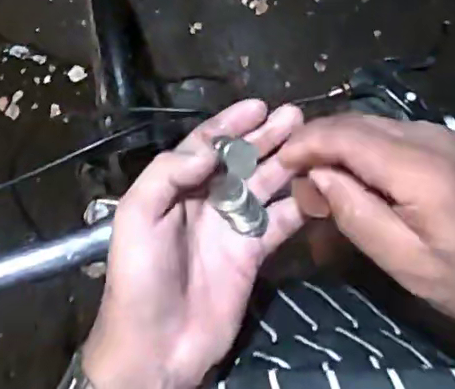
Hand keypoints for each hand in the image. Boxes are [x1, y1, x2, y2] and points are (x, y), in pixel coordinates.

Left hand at [82, 100, 305, 388]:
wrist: (153, 349)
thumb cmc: (139, 276)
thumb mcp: (137, 215)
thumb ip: (168, 172)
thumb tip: (209, 148)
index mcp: (178, 184)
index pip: (208, 143)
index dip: (232, 123)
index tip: (259, 106)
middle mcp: (207, 198)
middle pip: (241, 158)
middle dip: (266, 135)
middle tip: (294, 115)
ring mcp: (231, 226)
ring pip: (263, 183)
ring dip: (285, 161)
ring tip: (309, 139)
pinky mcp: (251, 255)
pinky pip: (278, 222)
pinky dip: (297, 204)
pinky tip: (316, 187)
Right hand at [276, 113, 454, 338]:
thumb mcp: (412, 266)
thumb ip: (358, 216)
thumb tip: (315, 176)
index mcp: (417, 166)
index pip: (343, 135)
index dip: (304, 144)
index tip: (278, 165)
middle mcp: (423, 135)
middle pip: (351, 122)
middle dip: (315, 143)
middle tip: (295, 180)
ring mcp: (435, 132)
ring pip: (367, 122)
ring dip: (335, 142)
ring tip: (318, 179)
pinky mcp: (441, 139)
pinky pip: (386, 130)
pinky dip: (359, 145)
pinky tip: (353, 173)